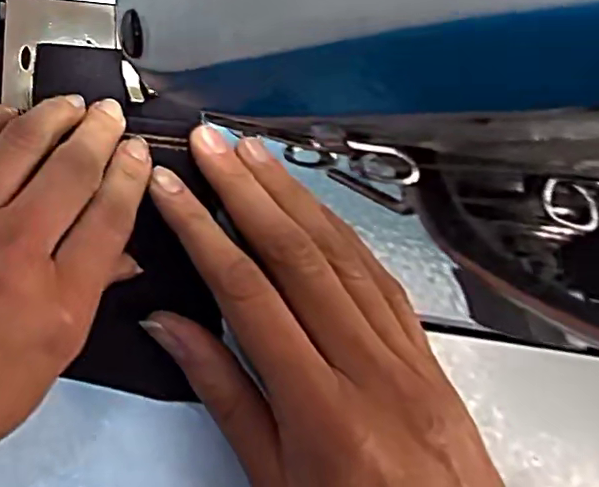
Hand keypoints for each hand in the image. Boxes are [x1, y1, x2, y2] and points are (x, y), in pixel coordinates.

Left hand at [0, 95, 150, 482]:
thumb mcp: (43, 364)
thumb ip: (85, 297)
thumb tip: (117, 255)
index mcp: (56, 301)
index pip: (110, 216)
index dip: (130, 174)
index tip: (136, 154)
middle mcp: (14, 248)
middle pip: (74, 167)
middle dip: (101, 131)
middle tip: (110, 115)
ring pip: (23, 140)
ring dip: (55, 114)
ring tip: (71, 104)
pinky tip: (8, 114)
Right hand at [142, 126, 502, 486]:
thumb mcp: (275, 483)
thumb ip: (221, 393)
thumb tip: (167, 324)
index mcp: (327, 415)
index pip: (247, 292)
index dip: (200, 229)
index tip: (170, 189)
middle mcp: (375, 377)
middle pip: (297, 255)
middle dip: (244, 188)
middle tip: (211, 145)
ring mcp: (411, 363)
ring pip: (342, 253)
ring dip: (291, 193)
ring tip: (253, 154)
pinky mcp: (431, 360)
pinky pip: (380, 277)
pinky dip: (339, 228)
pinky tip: (312, 203)